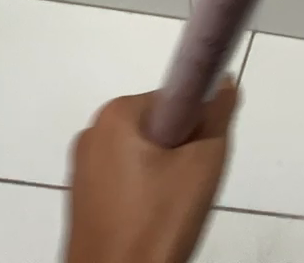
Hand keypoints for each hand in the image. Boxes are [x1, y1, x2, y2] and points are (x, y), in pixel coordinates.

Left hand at [65, 83, 237, 262]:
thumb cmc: (159, 221)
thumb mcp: (205, 161)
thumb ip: (219, 114)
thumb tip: (223, 81)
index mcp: (116, 115)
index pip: (177, 98)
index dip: (197, 124)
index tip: (201, 156)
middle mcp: (92, 133)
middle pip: (161, 124)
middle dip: (182, 148)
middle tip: (192, 182)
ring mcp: (81, 169)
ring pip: (146, 152)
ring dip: (166, 170)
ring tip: (173, 205)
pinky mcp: (80, 200)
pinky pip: (128, 177)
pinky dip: (146, 190)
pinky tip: (154, 218)